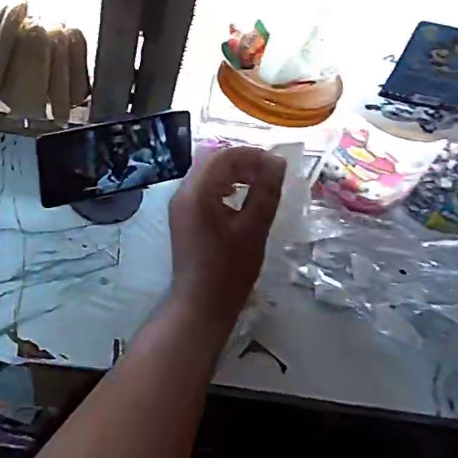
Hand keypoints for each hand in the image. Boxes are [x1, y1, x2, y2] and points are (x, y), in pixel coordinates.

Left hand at [167, 146, 285, 325]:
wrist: (201, 303)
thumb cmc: (229, 269)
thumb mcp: (254, 228)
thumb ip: (265, 191)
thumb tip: (277, 163)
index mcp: (197, 191)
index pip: (223, 156)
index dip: (251, 155)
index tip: (278, 164)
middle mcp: (183, 191)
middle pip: (212, 161)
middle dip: (243, 162)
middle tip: (271, 173)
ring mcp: (180, 204)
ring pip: (207, 173)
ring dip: (234, 173)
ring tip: (261, 183)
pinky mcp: (183, 215)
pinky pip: (203, 188)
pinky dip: (224, 186)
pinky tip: (242, 197)